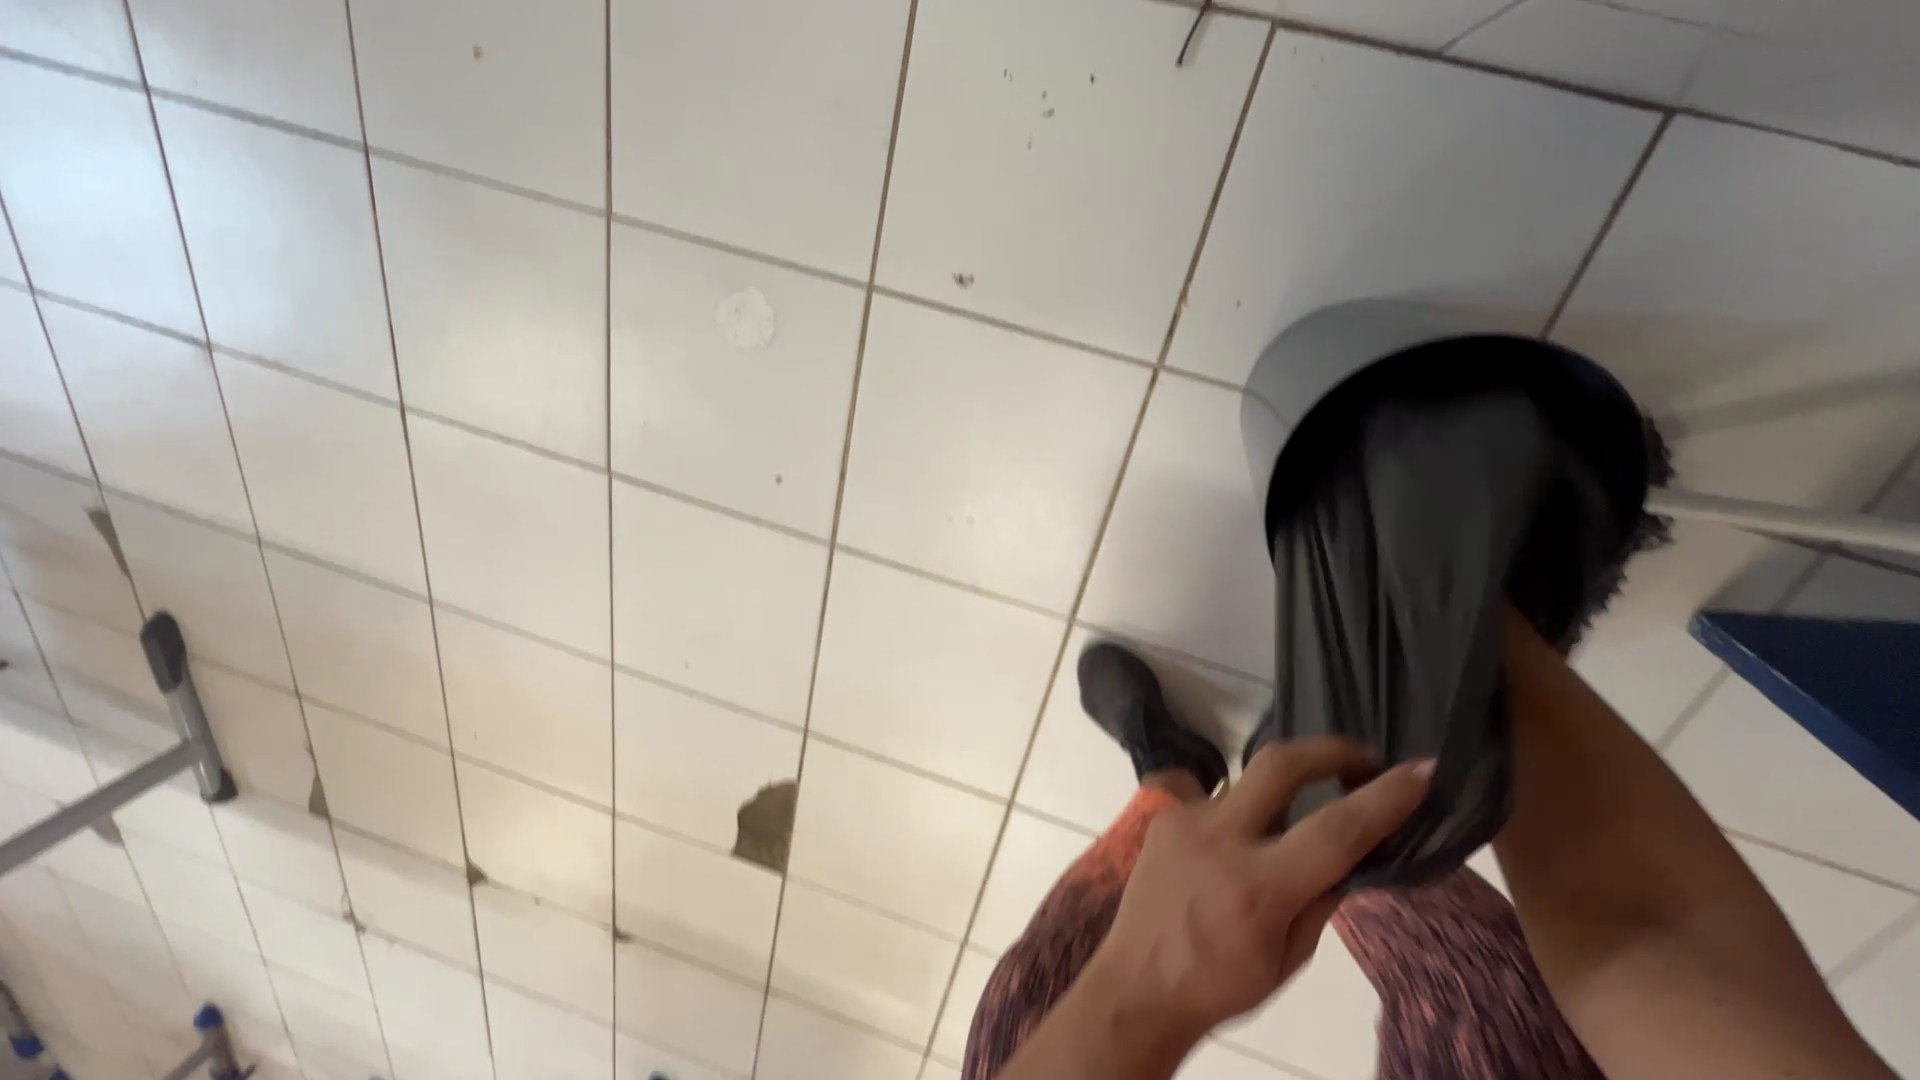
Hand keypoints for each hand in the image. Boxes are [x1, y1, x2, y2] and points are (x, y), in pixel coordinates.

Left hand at [1076, 739, 1433, 1055]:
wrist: (1137, 985)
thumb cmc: (1222, 984)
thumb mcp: (1290, 956)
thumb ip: (1322, 897)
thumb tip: (1350, 852)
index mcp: (1259, 886)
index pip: (1337, 830)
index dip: (1386, 797)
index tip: (1422, 771)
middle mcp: (1218, 838)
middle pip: (1279, 763)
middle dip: (1328, 749)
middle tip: (1362, 758)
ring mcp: (1184, 820)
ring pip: (1247, 782)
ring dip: (1282, 791)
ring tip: (1299, 817)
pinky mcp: (1163, 816)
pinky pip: (1216, 800)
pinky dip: (1243, 813)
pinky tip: (1246, 839)